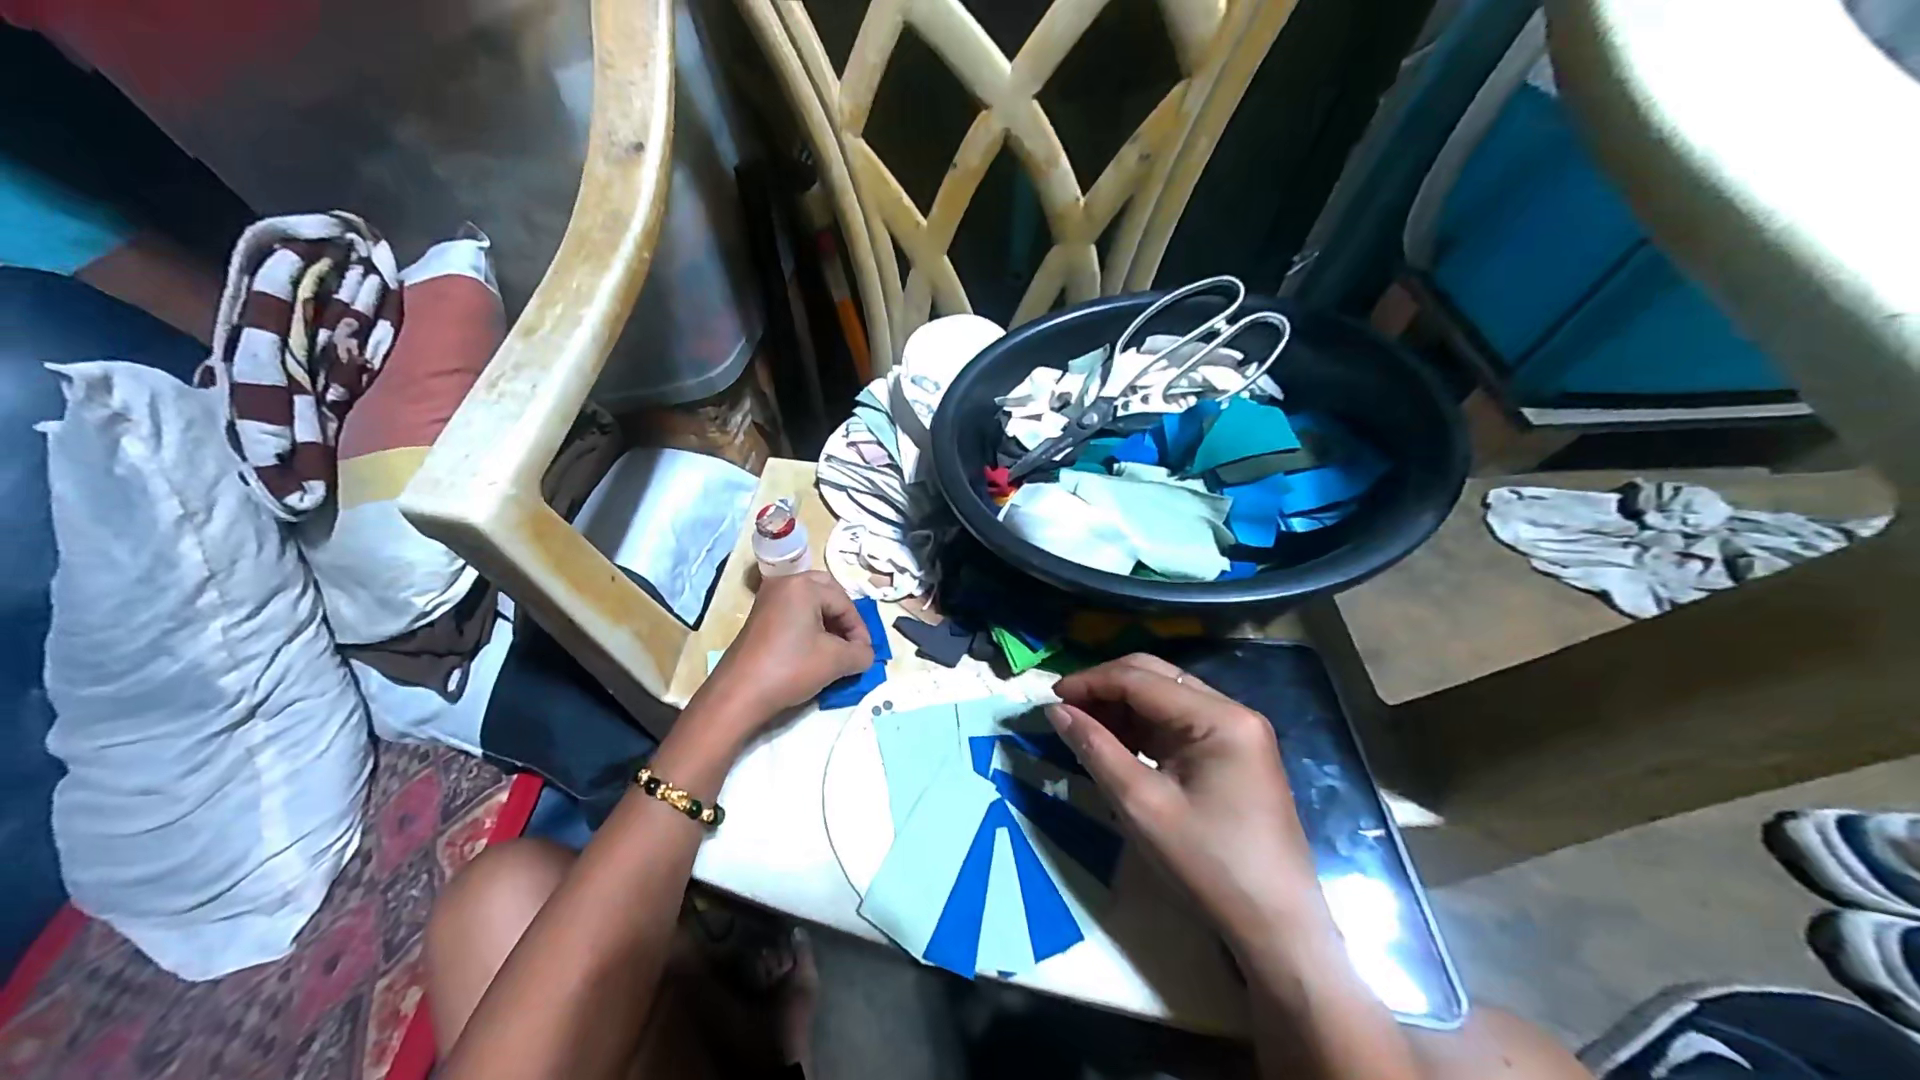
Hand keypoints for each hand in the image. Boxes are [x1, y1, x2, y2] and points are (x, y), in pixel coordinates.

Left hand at [707, 571, 872, 722]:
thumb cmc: (790, 668)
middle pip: (827, 594)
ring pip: (810, 603)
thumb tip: (866, 654)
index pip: (845, 603)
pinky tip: (814, 651)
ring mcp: (768, 599)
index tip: (865, 654)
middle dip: (843, 619)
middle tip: (851, 643)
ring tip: (835, 650)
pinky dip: (809, 627)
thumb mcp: (835, 661)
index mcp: (804, 586)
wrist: (739, 694)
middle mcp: (785, 584)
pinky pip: (794, 613)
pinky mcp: (759, 617)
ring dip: (827, 623)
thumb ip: (861, 653)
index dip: (860, 630)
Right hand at [1046, 654, 1323, 953]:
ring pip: (1164, 698)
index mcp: (1219, 717)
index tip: (1049, 697)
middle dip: (1106, 688)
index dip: (1091, 682)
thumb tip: (1057, 711)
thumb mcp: (1141, 804)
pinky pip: (1177, 724)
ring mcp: (1235, 732)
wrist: (1275, 925)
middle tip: (1064, 710)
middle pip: (1156, 678)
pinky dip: (1142, 729)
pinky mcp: (1231, 753)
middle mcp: (1232, 711)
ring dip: (1121, 708)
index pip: (1141, 679)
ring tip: (1083, 728)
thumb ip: (1096, 749)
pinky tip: (1115, 743)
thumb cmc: (1207, 863)